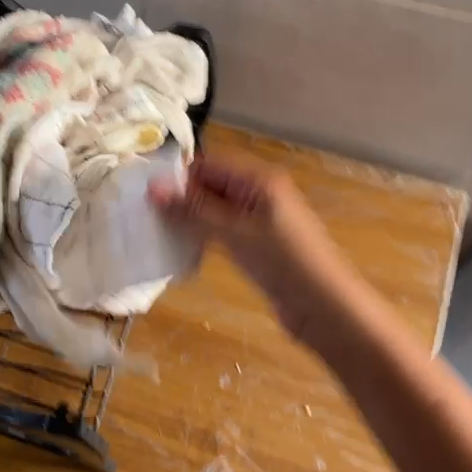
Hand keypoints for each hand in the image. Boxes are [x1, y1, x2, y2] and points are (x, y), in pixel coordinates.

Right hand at [150, 155, 355, 341]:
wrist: (324, 307)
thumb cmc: (283, 262)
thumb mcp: (234, 232)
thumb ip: (193, 210)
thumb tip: (152, 188)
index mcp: (259, 180)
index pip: (209, 165)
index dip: (180, 178)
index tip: (147, 197)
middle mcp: (259, 194)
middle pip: (211, 186)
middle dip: (182, 199)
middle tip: (147, 218)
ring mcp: (259, 221)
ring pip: (214, 211)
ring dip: (191, 221)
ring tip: (159, 234)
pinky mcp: (257, 246)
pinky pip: (222, 232)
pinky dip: (204, 238)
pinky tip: (184, 251)